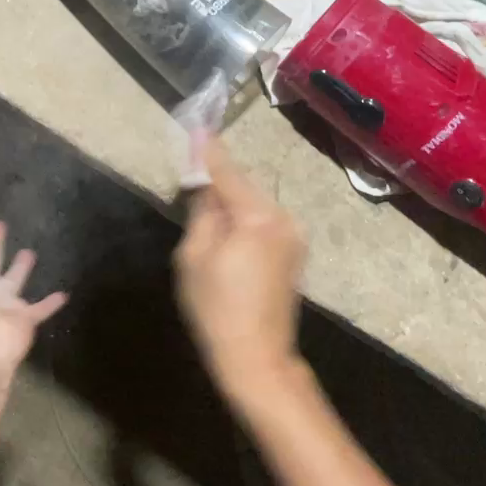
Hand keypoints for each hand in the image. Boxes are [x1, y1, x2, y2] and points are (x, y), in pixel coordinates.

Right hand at [175, 140, 304, 396]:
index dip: (208, 150)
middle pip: (242, 185)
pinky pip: (263, 221)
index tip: (198, 126)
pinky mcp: (294, 251)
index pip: (226, 171)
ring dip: (231, 201)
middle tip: (191, 176)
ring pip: (253, 203)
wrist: (257, 359)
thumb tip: (203, 184)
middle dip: (218, 180)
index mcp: (256, 216)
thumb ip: (201, 211)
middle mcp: (281, 217)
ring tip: (206, 215)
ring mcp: (293, 235)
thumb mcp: (193, 256)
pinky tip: (227, 234)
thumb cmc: (216, 308)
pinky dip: (244, 219)